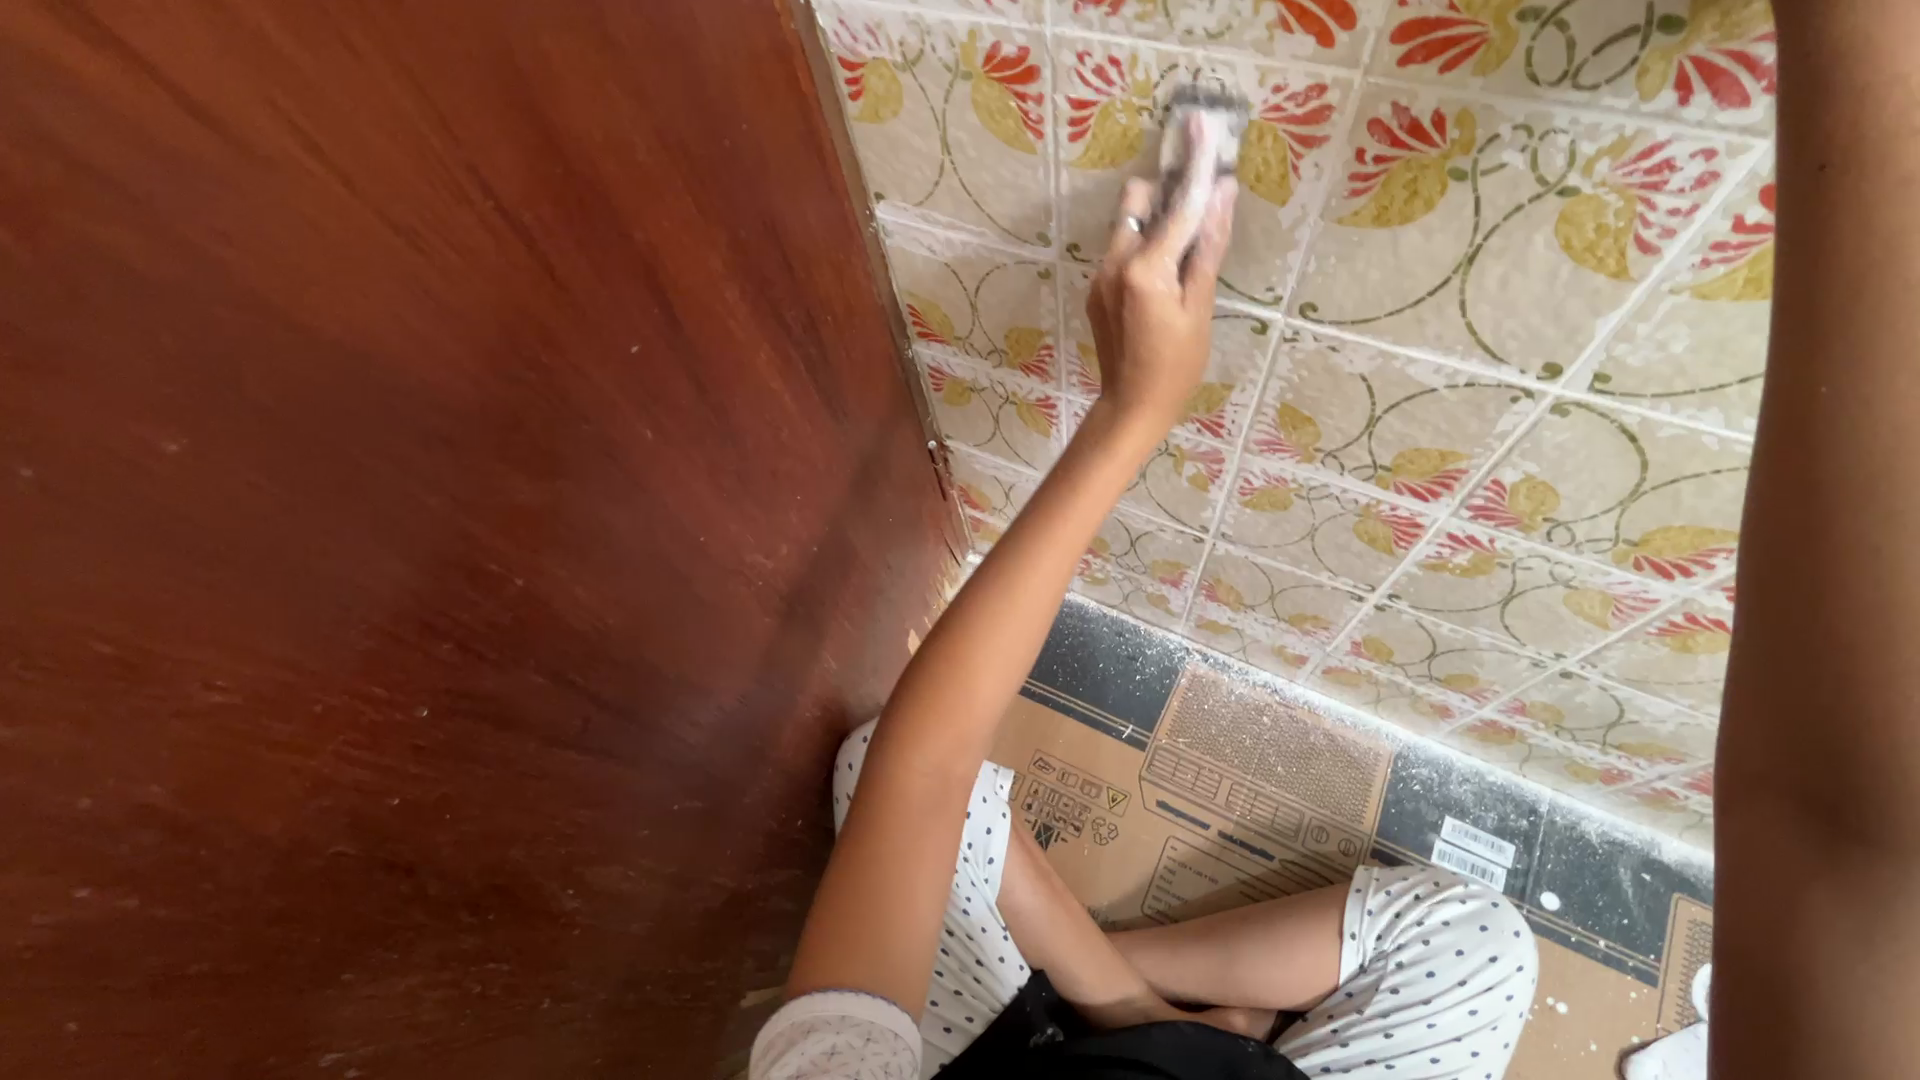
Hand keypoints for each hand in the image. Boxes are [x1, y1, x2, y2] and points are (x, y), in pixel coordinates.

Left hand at [1085, 133, 1238, 435]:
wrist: (1131, 405)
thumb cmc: (1176, 366)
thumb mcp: (1200, 307)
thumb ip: (1208, 247)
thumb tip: (1222, 193)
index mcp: (1145, 270)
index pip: (1178, 204)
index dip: (1194, 162)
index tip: (1201, 121)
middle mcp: (1114, 264)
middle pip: (1138, 201)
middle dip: (1166, 196)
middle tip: (1195, 216)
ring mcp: (1099, 277)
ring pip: (1127, 224)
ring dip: (1153, 223)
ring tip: (1179, 258)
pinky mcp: (1095, 289)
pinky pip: (1121, 251)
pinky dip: (1143, 249)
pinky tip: (1161, 282)